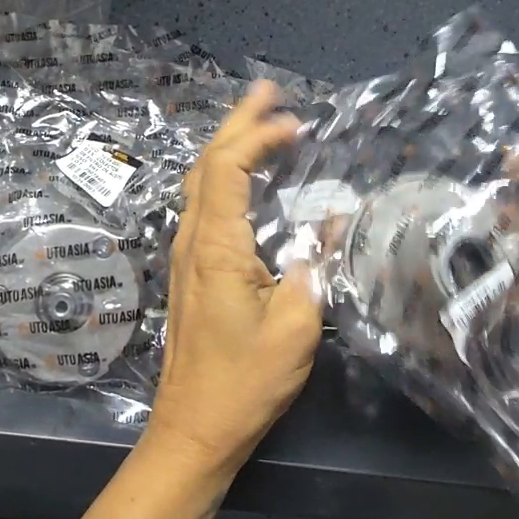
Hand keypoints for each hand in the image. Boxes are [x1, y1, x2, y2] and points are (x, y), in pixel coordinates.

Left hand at [60, 83, 317, 518]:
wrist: (193, 428)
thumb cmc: (244, 381)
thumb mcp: (296, 326)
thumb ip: (315, 267)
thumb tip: (332, 223)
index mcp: (215, 244)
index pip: (228, 167)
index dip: (259, 137)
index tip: (296, 124)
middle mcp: (192, 238)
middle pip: (207, 162)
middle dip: (238, 122)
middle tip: (267, 90)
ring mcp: (185, 252)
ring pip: (200, 180)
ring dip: (229, 144)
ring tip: (259, 120)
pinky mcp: (190, 268)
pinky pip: (204, 202)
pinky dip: (226, 173)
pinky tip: (247, 177)